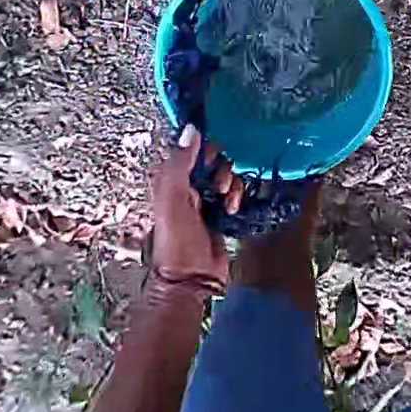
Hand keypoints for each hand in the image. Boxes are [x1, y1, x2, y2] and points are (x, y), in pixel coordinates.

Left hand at [149, 125, 228, 292]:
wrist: (191, 282)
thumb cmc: (176, 242)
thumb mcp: (172, 199)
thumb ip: (180, 164)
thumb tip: (191, 129)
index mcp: (173, 182)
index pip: (192, 151)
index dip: (205, 149)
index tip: (213, 155)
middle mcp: (190, 189)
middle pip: (213, 162)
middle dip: (222, 167)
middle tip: (221, 182)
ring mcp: (207, 203)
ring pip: (227, 176)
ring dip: (231, 182)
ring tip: (227, 198)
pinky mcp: (223, 215)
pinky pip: (235, 193)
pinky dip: (237, 196)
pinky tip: (233, 207)